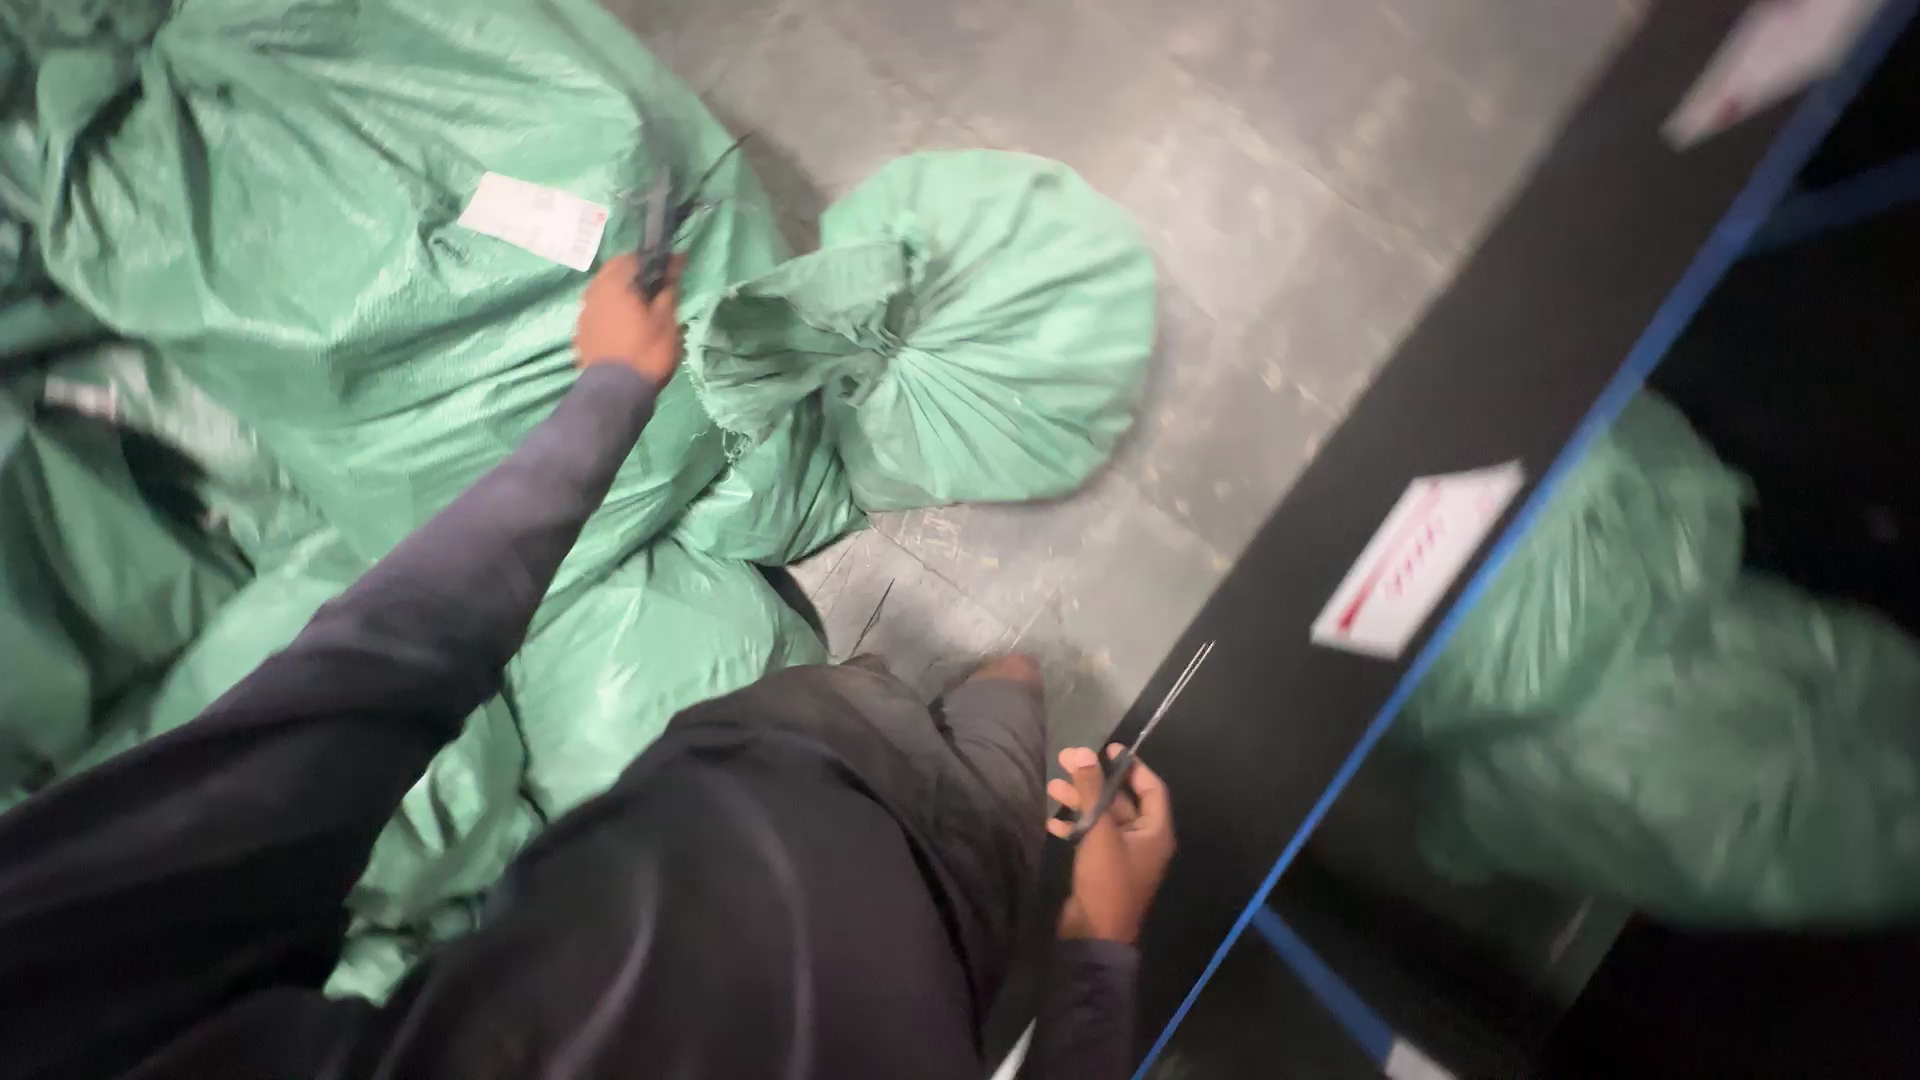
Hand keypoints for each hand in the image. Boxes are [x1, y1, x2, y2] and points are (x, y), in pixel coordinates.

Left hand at [575, 253, 683, 383]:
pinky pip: (598, 311)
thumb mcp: (666, 321)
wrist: (616, 391)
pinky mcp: (581, 332)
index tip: (672, 270)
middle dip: (635, 274)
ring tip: (640, 308)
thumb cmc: (647, 352)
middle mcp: (594, 291)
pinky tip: (624, 326)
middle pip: (614, 272)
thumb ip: (668, 289)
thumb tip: (674, 262)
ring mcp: (584, 312)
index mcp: (616, 283)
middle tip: (657, 289)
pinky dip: (612, 311)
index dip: (655, 261)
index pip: (634, 257)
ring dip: (621, 293)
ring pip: (604, 291)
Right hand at [1047, 744, 1174, 943]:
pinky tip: (1052, 821)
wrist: (1094, 935)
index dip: (1131, 766)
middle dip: (1094, 780)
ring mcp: (1122, 854)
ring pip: (1102, 817)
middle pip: (1121, 800)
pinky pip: (1091, 836)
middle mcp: (1143, 840)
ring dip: (1079, 801)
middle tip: (1067, 761)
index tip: (1108, 749)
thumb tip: (1083, 753)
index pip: (1150, 788)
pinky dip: (1074, 825)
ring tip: (1052, 787)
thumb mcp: (1100, 832)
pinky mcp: (1102, 866)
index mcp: (1155, 831)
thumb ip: (1092, 790)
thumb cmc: (1107, 881)